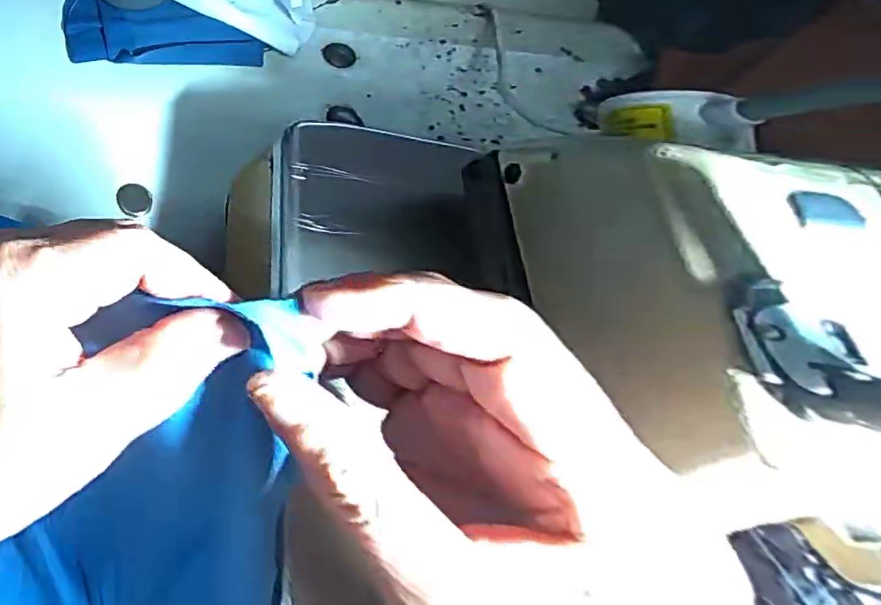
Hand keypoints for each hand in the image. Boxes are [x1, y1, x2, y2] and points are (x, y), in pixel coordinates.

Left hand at [0, 220, 248, 603]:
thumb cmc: (0, 460)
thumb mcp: (97, 418)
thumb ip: (168, 361)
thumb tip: (225, 325)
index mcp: (26, 273)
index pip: (131, 248)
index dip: (191, 276)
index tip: (232, 315)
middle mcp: (8, 247)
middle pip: (111, 238)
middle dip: (168, 276)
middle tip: (214, 323)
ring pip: (94, 245)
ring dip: (142, 279)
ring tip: (184, 324)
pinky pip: (71, 259)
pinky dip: (110, 282)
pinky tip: (134, 319)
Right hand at [247, 272, 751, 603]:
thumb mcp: (444, 586)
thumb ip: (356, 484)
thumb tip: (272, 388)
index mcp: (608, 475)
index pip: (505, 334)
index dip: (405, 303)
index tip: (324, 306)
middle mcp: (562, 436)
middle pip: (454, 331)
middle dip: (363, 317)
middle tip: (292, 325)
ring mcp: (514, 436)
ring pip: (423, 343)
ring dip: (350, 336)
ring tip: (294, 350)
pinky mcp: (470, 442)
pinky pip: (406, 374)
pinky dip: (351, 364)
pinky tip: (316, 375)